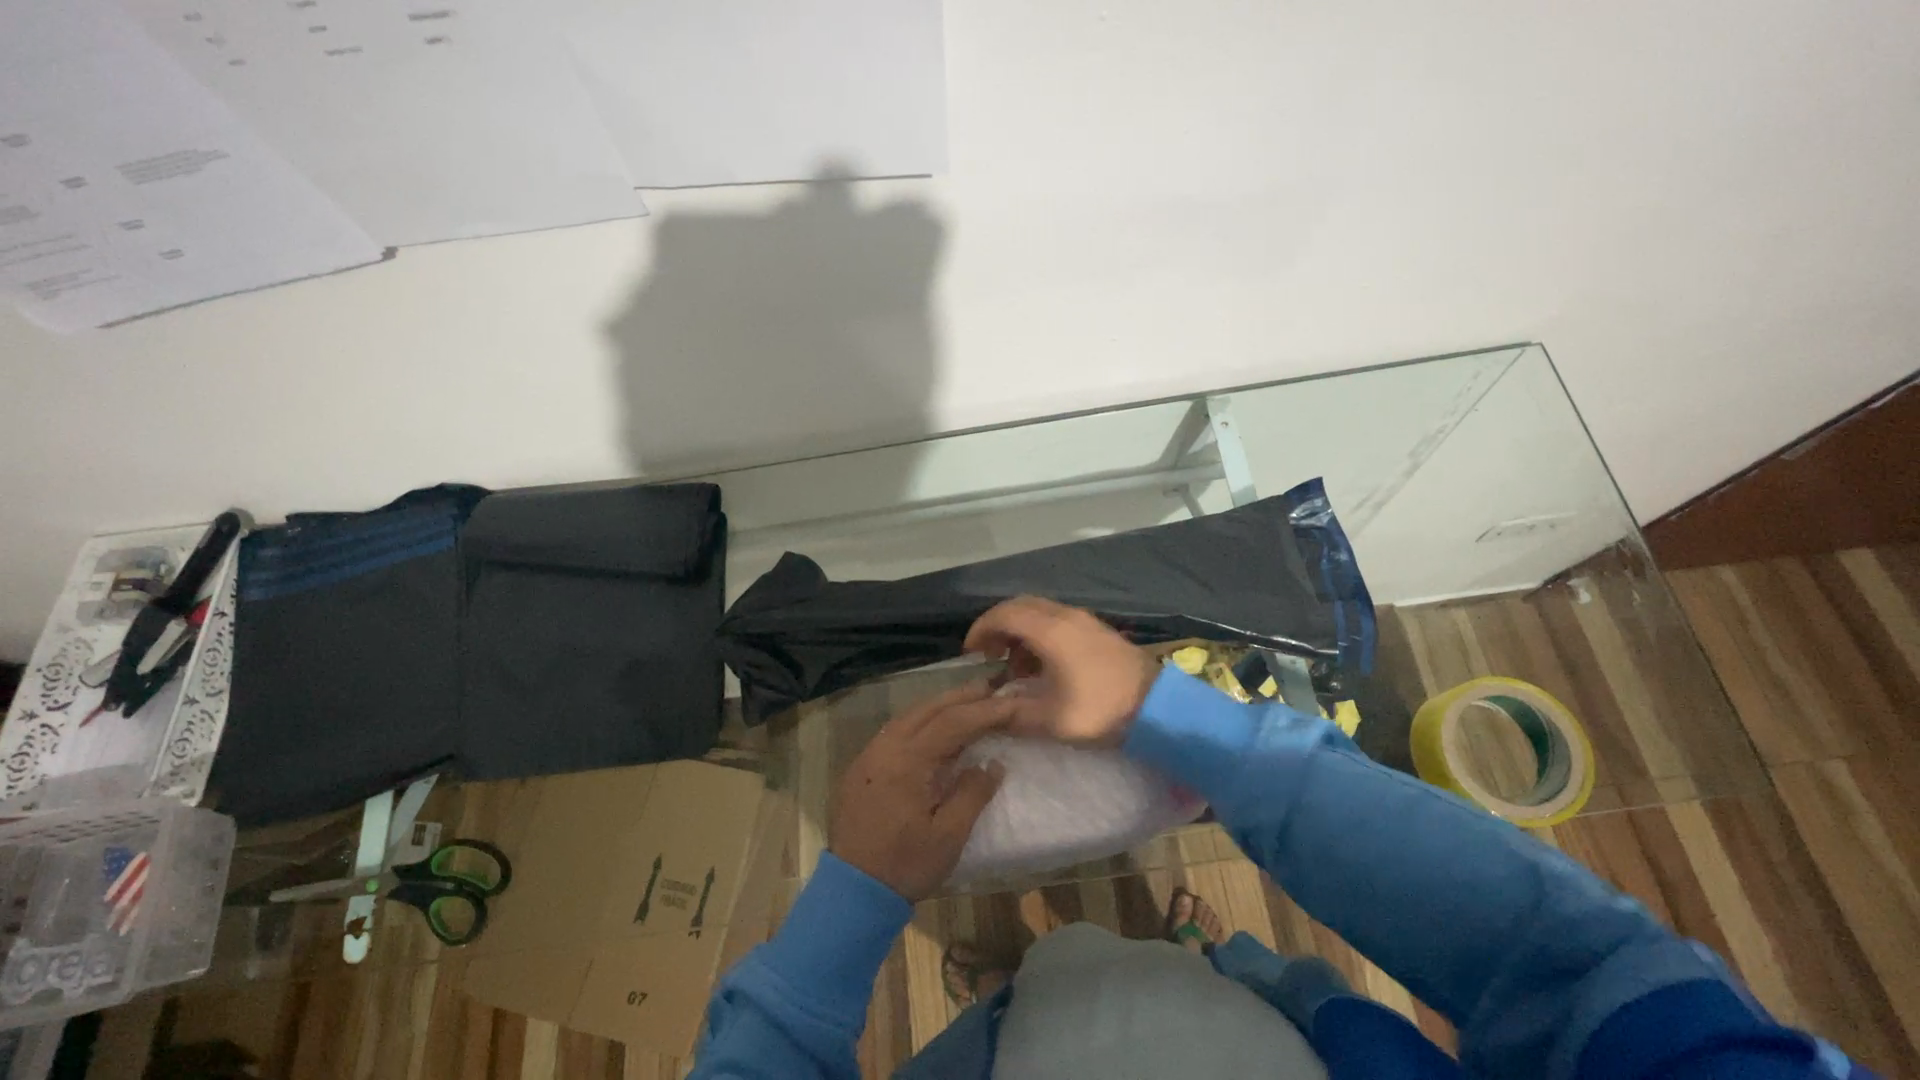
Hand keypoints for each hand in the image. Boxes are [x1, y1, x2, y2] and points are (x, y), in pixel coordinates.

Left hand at [830, 680, 1012, 900]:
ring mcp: (868, 756)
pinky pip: (895, 732)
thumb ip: (972, 794)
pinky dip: (921, 722)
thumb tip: (992, 764)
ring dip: (939, 706)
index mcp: (906, 761)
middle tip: (992, 687)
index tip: (1012, 704)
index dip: (985, 711)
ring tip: (969, 701)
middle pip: (927, 710)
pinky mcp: (861, 769)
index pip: (952, 723)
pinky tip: (935, 728)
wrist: (853, 891)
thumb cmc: (905, 865)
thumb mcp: (949, 836)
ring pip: (908, 717)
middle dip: (961, 697)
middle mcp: (884, 748)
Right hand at [964, 596, 1160, 746]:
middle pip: (1020, 606)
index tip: (970, 653)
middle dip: (998, 626)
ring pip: (1040, 612)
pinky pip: (1057, 620)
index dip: (981, 629)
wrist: (1157, 708)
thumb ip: (1011, 713)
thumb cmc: (1099, 710)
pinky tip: (1042, 666)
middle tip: (988, 655)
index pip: (1004, 614)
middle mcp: (1065, 616)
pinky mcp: (1097, 630)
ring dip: (1020, 631)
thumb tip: (986, 711)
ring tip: (1014, 666)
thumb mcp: (1049, 720)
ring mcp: (1084, 620)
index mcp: (1050, 631)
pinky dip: (1039, 635)